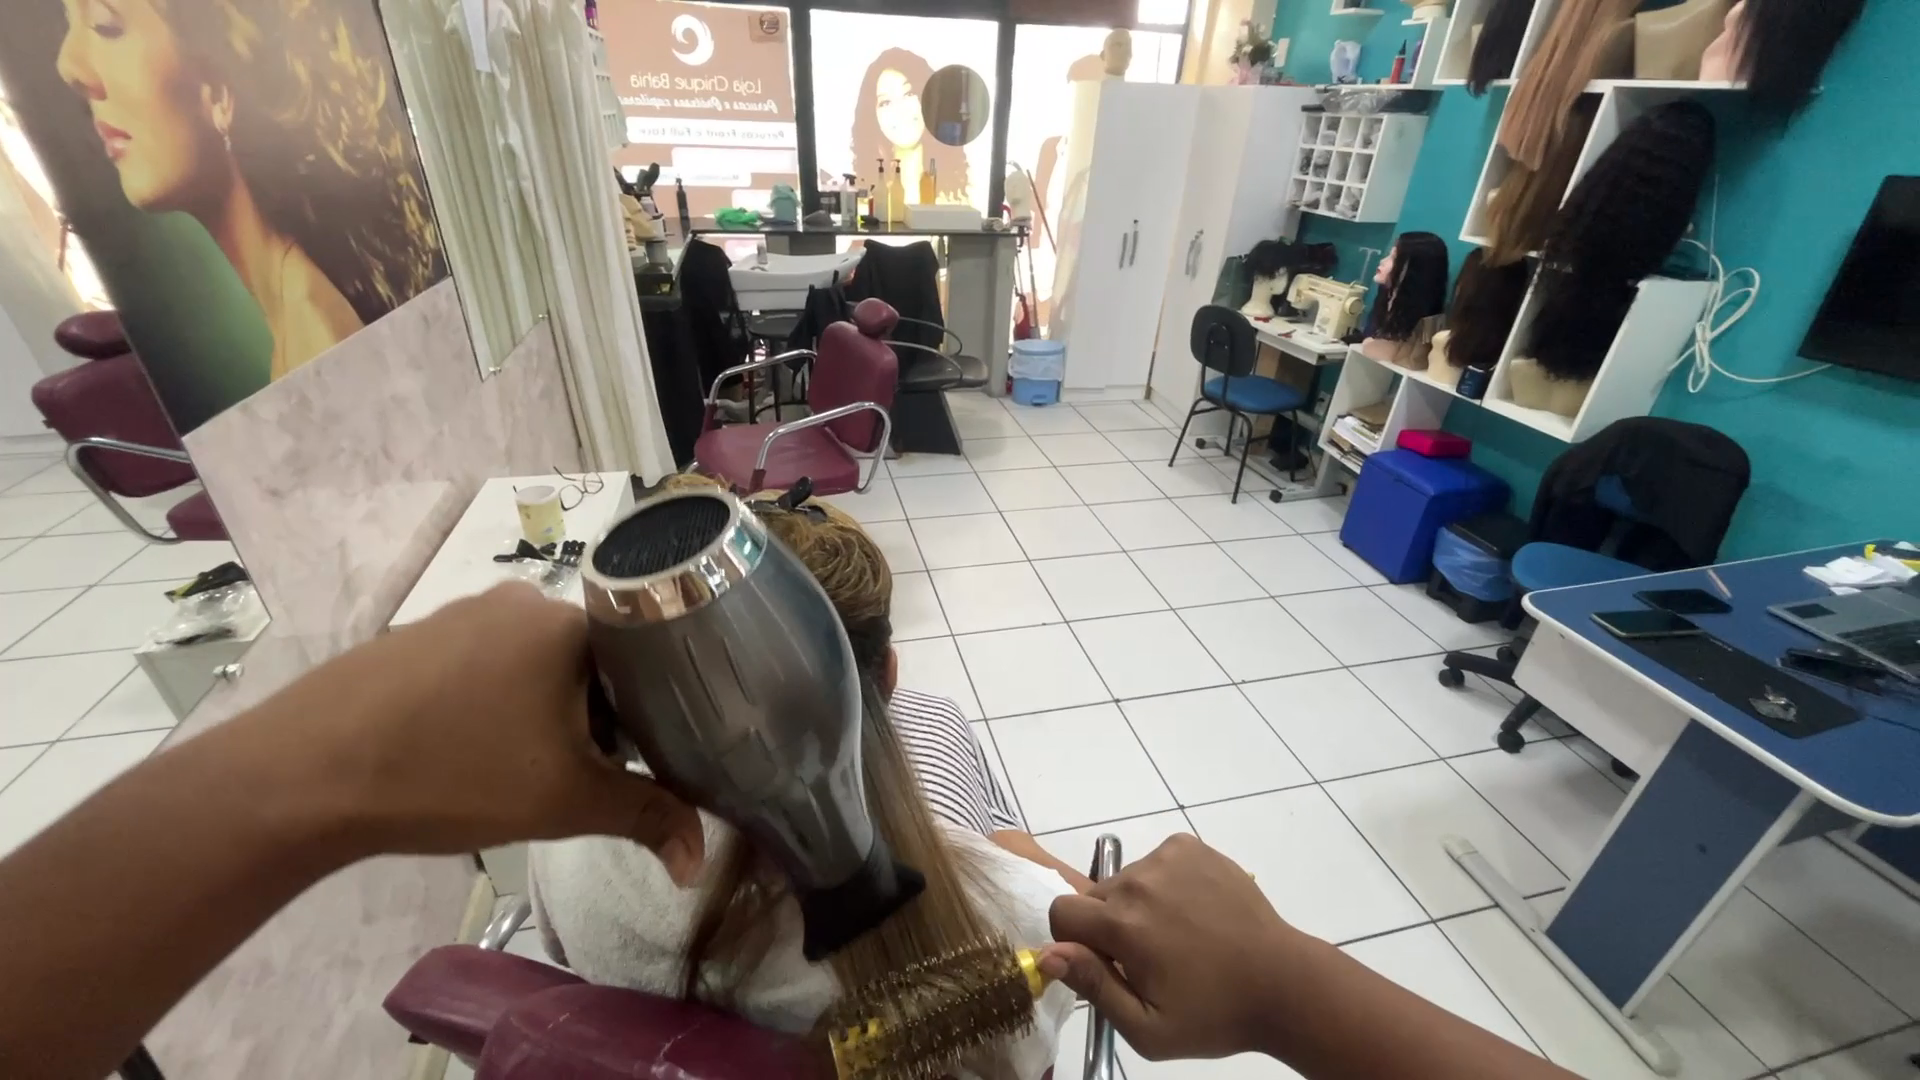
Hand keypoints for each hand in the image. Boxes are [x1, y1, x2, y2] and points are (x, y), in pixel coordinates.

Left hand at [253, 583, 703, 880]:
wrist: (293, 779)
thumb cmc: (452, 775)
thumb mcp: (565, 801)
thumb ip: (646, 818)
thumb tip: (698, 863)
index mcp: (570, 622)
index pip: (644, 655)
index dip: (648, 707)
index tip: (634, 751)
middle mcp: (523, 598)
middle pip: (591, 655)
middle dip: (594, 709)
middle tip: (576, 764)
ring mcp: (462, 609)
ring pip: (536, 656)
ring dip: (543, 701)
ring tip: (519, 756)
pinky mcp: (415, 631)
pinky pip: (483, 656)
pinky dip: (492, 693)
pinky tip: (464, 741)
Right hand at [1040, 834, 1308, 1060]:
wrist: (1282, 982)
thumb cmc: (1213, 1013)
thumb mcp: (1149, 1029)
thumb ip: (1093, 987)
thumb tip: (1048, 954)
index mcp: (1123, 924)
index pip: (1062, 911)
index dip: (1074, 940)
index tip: (1104, 962)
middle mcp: (1138, 880)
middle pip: (1094, 896)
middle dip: (1108, 924)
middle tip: (1148, 956)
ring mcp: (1165, 856)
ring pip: (1125, 879)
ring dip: (1137, 904)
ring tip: (1177, 934)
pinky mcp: (1187, 845)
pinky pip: (1154, 861)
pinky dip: (1162, 883)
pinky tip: (1191, 909)